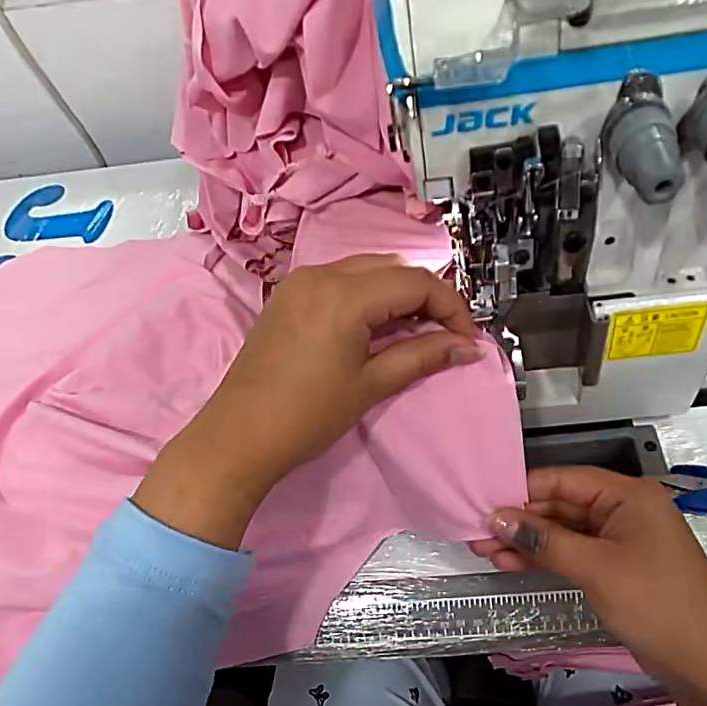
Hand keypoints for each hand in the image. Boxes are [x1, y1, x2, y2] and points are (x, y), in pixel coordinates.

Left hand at [135, 254, 481, 547]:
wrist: (239, 437)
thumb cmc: (305, 416)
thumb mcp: (371, 385)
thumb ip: (423, 356)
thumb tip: (466, 347)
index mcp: (343, 295)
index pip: (416, 282)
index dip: (451, 307)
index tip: (467, 339)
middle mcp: (320, 275)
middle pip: (394, 268)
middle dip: (427, 297)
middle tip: (446, 336)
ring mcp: (300, 283)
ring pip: (368, 271)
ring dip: (398, 295)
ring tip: (416, 334)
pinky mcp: (289, 297)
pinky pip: (341, 281)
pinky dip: (369, 296)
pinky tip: (378, 328)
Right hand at [471, 466, 706, 679]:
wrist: (706, 663)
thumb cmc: (656, 604)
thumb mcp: (595, 567)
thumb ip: (544, 540)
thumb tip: (499, 518)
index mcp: (628, 495)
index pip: (564, 480)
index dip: (523, 491)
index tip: (484, 505)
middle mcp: (625, 510)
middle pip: (563, 505)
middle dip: (522, 521)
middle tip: (479, 535)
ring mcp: (623, 540)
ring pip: (565, 531)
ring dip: (529, 542)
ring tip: (487, 552)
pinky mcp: (619, 566)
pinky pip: (576, 552)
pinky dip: (548, 558)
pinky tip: (515, 564)